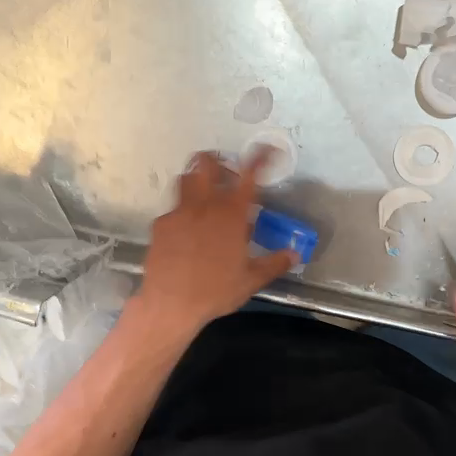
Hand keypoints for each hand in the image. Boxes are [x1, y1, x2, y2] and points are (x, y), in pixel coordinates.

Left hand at [132, 150, 296, 338]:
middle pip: (206, 164)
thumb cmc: (216, 291)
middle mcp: (205, 206)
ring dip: (196, 181)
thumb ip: (274, 263)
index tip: (266, 151)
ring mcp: (179, 213)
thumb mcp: (251, 280)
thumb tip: (294, 254)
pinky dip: (181, 214)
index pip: (249, 176)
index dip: (259, 158)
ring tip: (203, 195)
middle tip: (224, 172)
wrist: (171, 304)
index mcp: (232, 215)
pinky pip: (172, 210)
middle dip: (216, 161)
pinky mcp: (160, 225)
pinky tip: (184, 232)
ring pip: (185, 180)